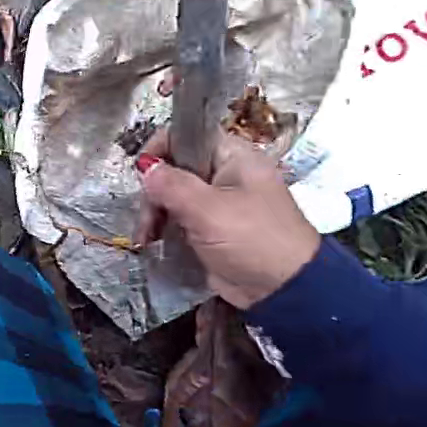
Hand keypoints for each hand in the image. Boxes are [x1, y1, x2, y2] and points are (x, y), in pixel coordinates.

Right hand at [133, 131, 321, 308]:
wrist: (284, 291)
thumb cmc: (252, 240)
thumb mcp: (209, 210)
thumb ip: (172, 185)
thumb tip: (146, 167)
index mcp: (233, 156)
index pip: (189, 135)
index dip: (161, 148)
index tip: (142, 172)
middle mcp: (225, 173)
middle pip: (175, 168)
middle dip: (155, 192)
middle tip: (148, 220)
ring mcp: (219, 202)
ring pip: (174, 195)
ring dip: (155, 214)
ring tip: (147, 238)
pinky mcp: (213, 228)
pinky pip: (181, 218)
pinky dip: (165, 228)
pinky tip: (154, 242)